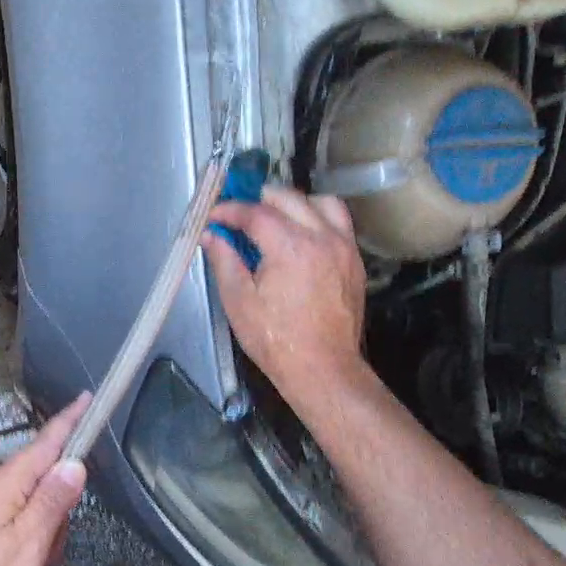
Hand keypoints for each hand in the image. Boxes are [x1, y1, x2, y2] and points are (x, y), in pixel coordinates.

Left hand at [0, 395, 90, 565]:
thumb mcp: (27, 548)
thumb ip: (51, 503)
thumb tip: (73, 462)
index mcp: (3, 486)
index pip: (44, 444)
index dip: (68, 423)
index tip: (86, 397)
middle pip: (38, 483)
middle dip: (54, 516)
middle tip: (46, 556)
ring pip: (23, 509)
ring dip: (34, 539)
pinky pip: (3, 525)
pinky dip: (15, 545)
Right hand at [203, 186, 367, 391]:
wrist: (322, 367)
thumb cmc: (275, 339)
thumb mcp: (238, 301)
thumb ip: (224, 261)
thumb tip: (211, 236)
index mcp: (291, 247)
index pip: (256, 212)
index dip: (230, 210)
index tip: (213, 215)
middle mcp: (323, 238)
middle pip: (289, 198)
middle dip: (259, 200)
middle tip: (238, 215)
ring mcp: (344, 248)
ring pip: (322, 203)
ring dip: (294, 204)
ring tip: (274, 218)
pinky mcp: (354, 261)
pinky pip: (338, 224)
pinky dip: (316, 219)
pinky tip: (299, 237)